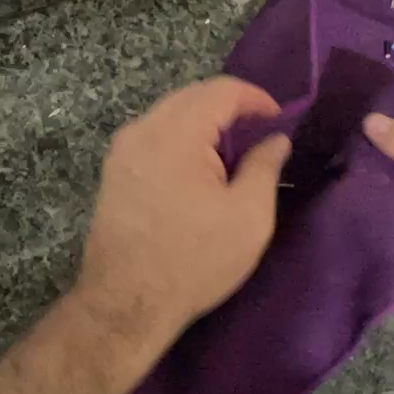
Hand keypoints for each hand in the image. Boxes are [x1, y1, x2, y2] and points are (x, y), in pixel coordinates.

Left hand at [75, 76, 292, 347]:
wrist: (125, 303)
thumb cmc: (194, 260)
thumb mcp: (248, 216)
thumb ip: (264, 167)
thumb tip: (276, 140)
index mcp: (177, 133)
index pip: (221, 90)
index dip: (256, 98)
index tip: (280, 119)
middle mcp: (143, 130)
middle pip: (192, 96)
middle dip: (229, 107)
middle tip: (259, 133)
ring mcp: (122, 151)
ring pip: (169, 115)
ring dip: (203, 123)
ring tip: (232, 151)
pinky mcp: (113, 172)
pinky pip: (153, 137)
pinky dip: (181, 139)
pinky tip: (198, 168)